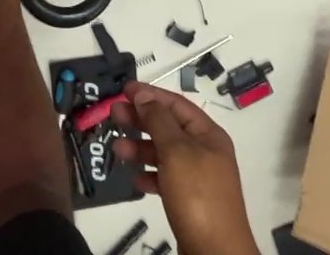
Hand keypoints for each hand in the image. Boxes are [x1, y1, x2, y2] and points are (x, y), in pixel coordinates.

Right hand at [112, 84, 255, 254]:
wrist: (215, 252)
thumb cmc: (197, 194)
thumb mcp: (176, 150)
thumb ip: (158, 120)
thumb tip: (144, 95)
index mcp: (208, 135)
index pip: (176, 104)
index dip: (150, 94)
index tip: (123, 90)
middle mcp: (204, 152)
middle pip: (168, 126)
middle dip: (141, 119)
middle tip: (113, 114)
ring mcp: (197, 177)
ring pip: (164, 153)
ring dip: (140, 147)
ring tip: (117, 149)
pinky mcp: (189, 200)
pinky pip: (165, 178)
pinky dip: (149, 175)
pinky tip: (135, 178)